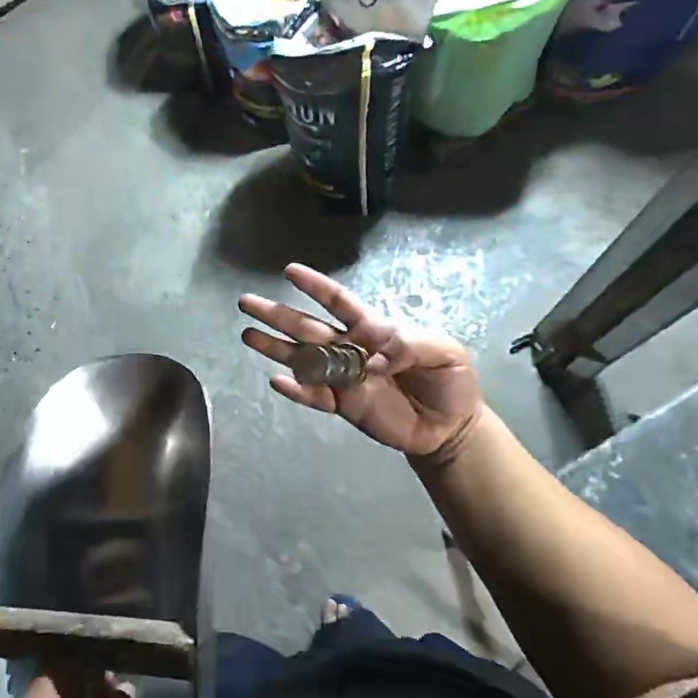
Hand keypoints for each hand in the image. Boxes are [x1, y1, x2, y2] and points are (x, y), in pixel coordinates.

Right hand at [240, 264, 483, 459]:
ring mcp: (345, 378)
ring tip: (247, 334)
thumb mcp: (446, 352)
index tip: (290, 271)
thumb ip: (411, 344)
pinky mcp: (345, 406)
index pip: (340, 303)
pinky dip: (296, 390)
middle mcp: (352, 349)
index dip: (316, 287)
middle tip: (247, 302)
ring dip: (275, 347)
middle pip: (308, 328)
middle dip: (278, 314)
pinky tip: (276, 380)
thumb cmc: (450, 382)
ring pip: (304, 359)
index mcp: (375, 329)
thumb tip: (372, 357)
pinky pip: (315, 396)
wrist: (451, 426)